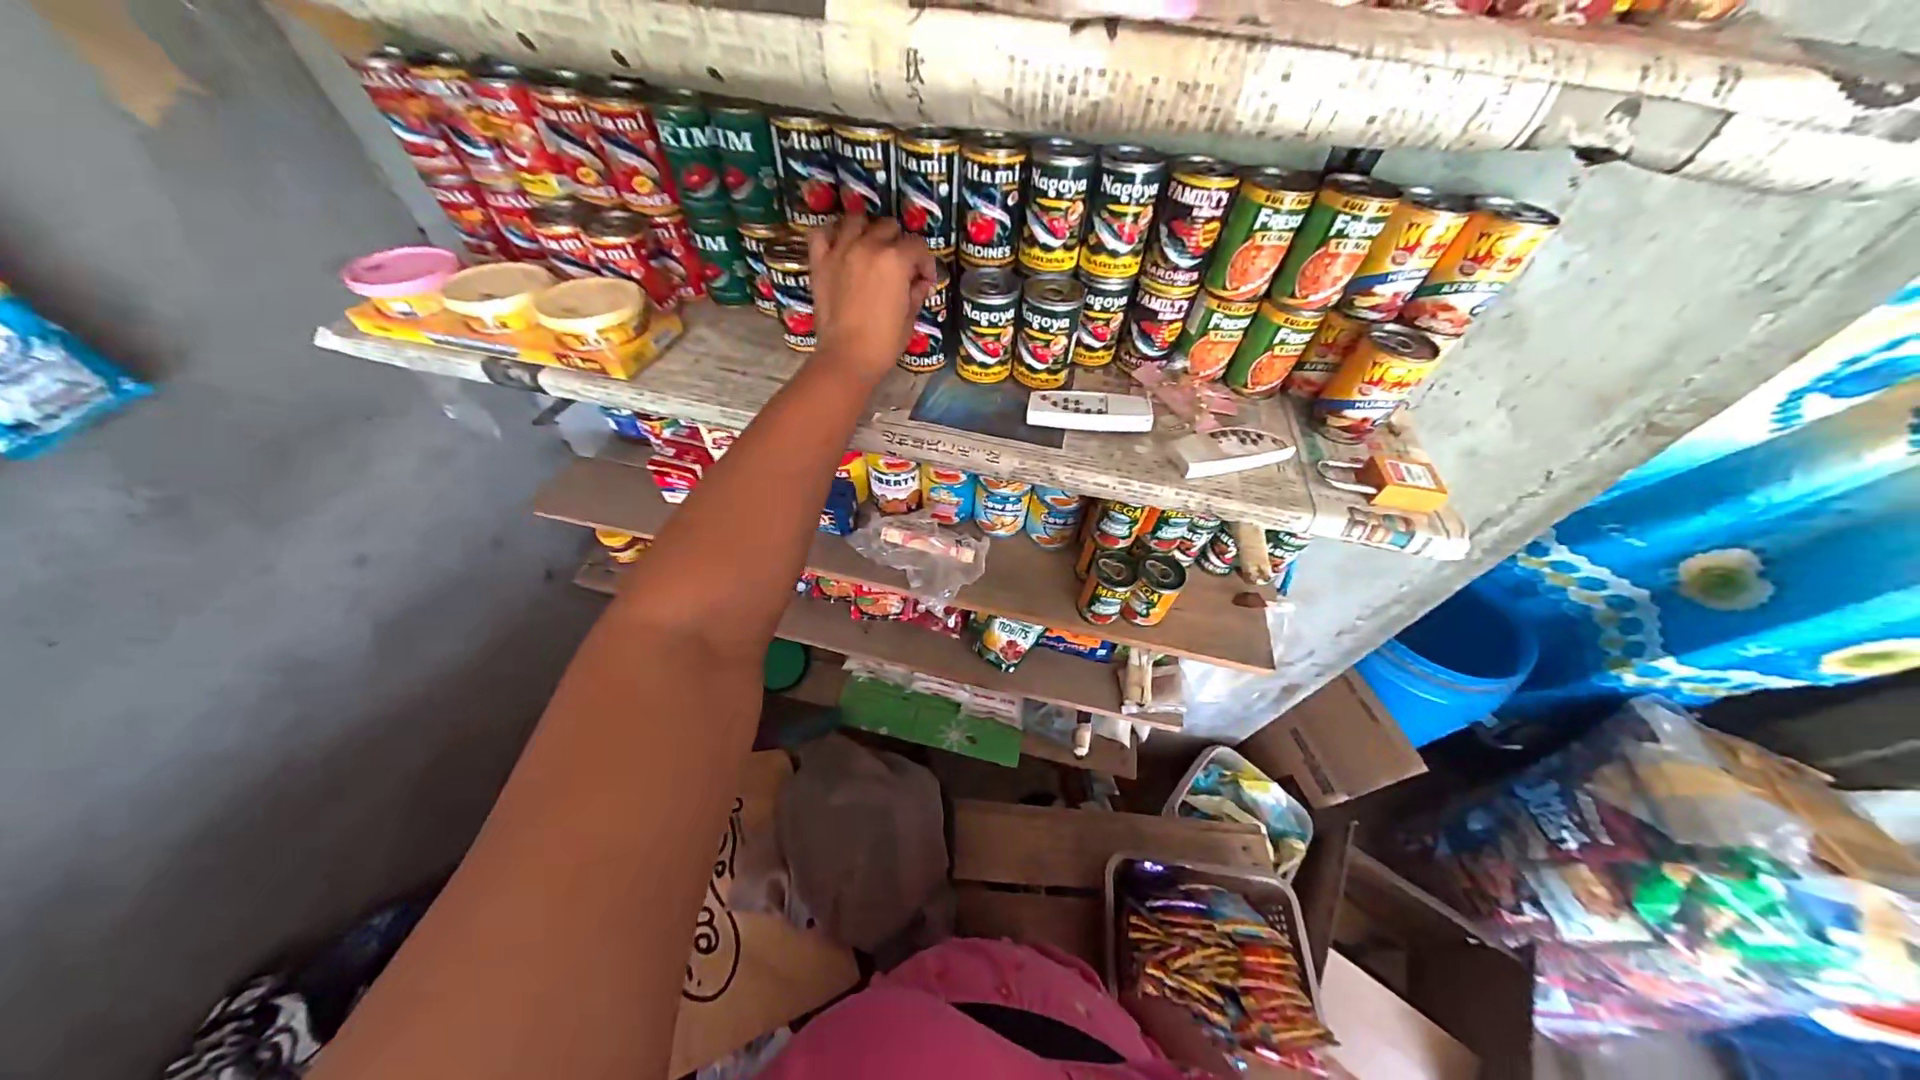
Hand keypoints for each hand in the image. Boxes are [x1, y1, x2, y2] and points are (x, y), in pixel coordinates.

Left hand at [807, 210, 936, 381]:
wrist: (847, 357)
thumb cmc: (884, 342)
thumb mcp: (909, 317)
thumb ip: (916, 292)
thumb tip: (920, 282)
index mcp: (895, 260)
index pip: (918, 246)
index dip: (925, 263)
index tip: (924, 279)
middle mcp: (868, 246)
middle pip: (888, 227)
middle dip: (898, 243)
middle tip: (898, 266)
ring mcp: (841, 251)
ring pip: (856, 220)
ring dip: (867, 230)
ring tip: (870, 247)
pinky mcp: (820, 262)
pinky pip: (822, 233)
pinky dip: (832, 234)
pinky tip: (840, 244)